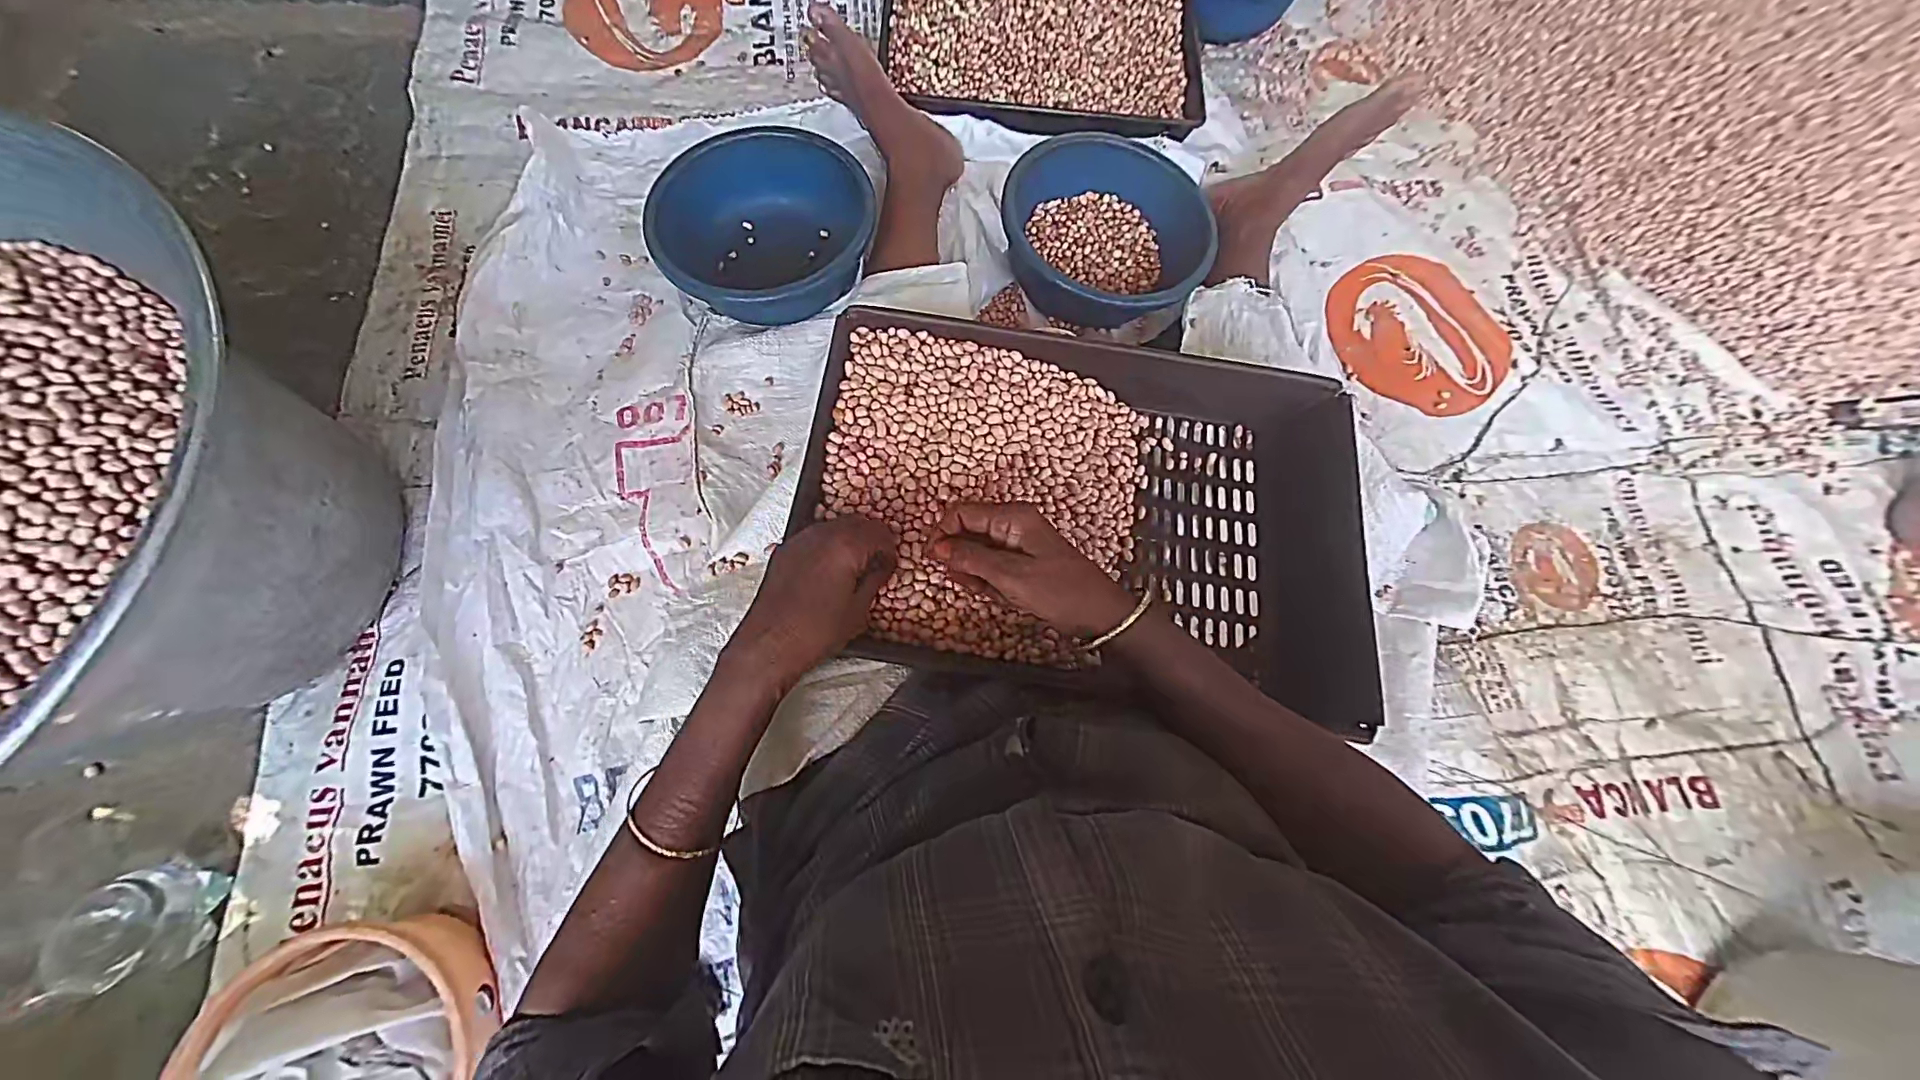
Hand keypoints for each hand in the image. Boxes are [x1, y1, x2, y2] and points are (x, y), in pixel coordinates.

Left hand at [723, 515, 896, 696]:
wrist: (770, 644)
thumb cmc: (811, 632)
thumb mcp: (858, 610)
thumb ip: (874, 580)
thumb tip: (880, 569)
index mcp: (845, 547)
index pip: (879, 533)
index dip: (890, 549)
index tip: (890, 564)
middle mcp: (821, 536)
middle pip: (857, 522)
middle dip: (872, 539)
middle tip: (878, 562)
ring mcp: (800, 541)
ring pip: (835, 525)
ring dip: (850, 540)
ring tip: (855, 567)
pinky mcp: (785, 551)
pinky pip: (815, 537)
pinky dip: (828, 545)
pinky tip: (832, 569)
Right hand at [928, 503, 1136, 639]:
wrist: (1098, 613)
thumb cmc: (1063, 592)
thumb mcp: (1011, 576)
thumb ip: (972, 559)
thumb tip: (940, 547)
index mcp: (1013, 517)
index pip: (961, 512)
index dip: (943, 533)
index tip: (934, 558)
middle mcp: (1013, 524)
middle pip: (966, 531)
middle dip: (959, 557)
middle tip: (965, 581)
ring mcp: (1016, 543)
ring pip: (975, 552)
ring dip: (974, 574)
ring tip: (992, 591)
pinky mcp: (1019, 562)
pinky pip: (990, 566)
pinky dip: (987, 582)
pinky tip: (999, 595)